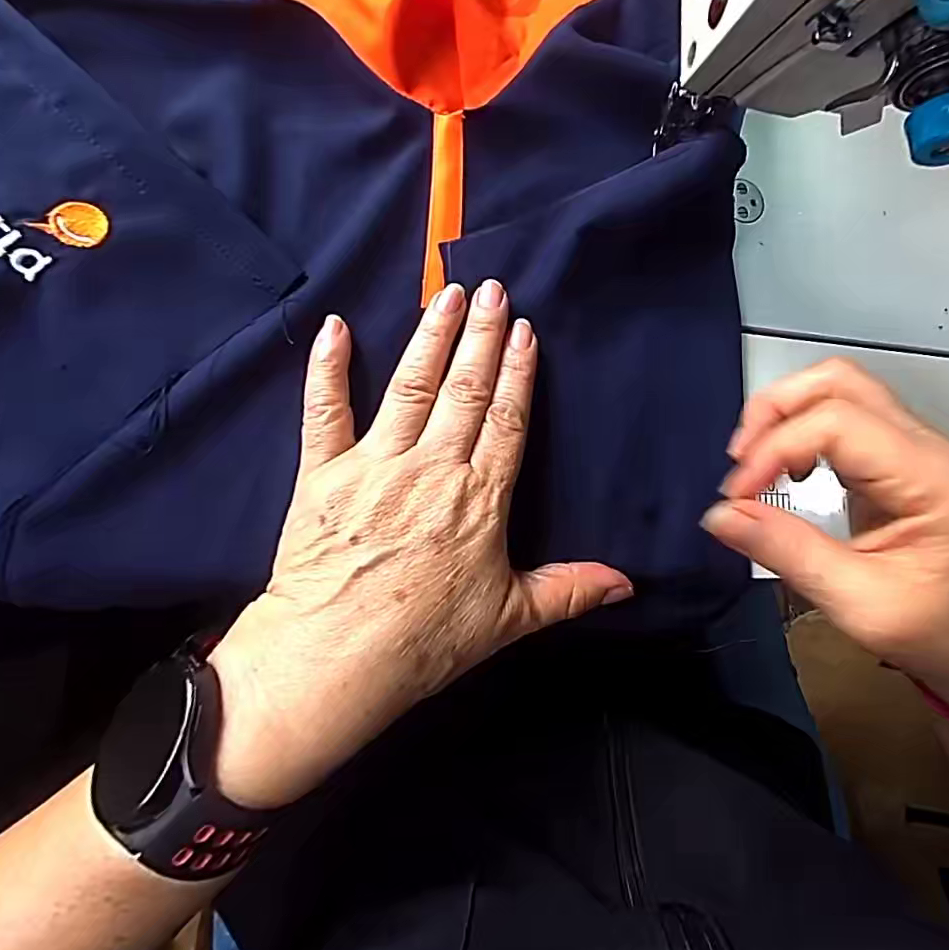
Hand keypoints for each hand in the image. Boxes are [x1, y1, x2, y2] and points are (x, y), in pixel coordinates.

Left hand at [209, 281, 632, 808]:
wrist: (337, 658)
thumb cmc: (421, 642)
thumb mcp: (506, 620)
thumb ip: (566, 591)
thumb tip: (624, 583)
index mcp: (478, 499)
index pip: (507, 420)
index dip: (518, 373)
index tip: (524, 332)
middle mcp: (431, 470)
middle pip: (465, 390)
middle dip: (482, 337)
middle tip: (492, 292)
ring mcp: (375, 465)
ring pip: (410, 387)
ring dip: (431, 337)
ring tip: (447, 296)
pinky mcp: (324, 473)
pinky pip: (325, 409)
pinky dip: (328, 367)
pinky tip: (335, 328)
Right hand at [702, 358, 948, 733]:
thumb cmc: (942, 634)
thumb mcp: (856, 603)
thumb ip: (785, 551)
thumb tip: (720, 515)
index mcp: (934, 481)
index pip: (837, 423)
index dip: (773, 449)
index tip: (737, 493)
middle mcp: (930, 452)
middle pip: (840, 383)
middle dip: (774, 411)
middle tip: (740, 459)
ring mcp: (916, 452)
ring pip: (838, 390)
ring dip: (783, 417)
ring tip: (754, 462)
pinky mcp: (897, 462)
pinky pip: (840, 418)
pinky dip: (797, 432)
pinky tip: (784, 469)